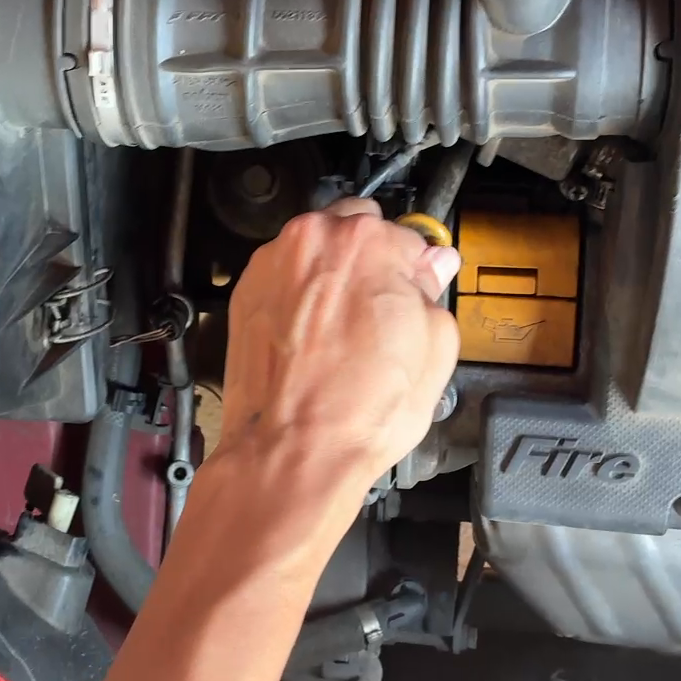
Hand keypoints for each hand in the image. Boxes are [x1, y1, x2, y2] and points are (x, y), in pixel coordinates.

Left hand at [213, 197, 461, 496]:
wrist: (291, 451)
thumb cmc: (359, 410)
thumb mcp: (435, 347)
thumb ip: (434, 290)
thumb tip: (434, 268)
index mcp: (367, 240)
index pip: (406, 236)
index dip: (415, 271)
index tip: (414, 291)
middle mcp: (313, 239)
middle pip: (355, 229)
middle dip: (370, 260)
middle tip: (378, 309)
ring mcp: (273, 264)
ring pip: (316, 251)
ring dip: (331, 274)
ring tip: (342, 330)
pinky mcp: (245, 292)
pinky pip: (284, 277)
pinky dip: (299, 295)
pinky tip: (313, 336)